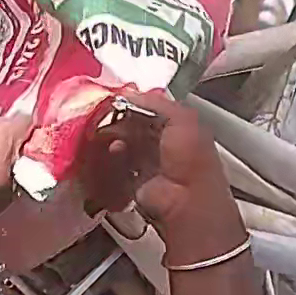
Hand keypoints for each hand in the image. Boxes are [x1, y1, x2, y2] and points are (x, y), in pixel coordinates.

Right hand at [83, 89, 246, 266]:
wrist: (184, 201)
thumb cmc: (190, 158)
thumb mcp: (182, 120)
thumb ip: (157, 103)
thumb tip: (129, 93)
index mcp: (181, 128)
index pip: (154, 109)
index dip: (136, 102)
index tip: (117, 97)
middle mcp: (165, 145)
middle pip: (137, 126)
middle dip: (121, 119)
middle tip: (105, 112)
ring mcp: (150, 163)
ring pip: (127, 143)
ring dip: (116, 136)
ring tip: (105, 130)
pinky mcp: (136, 181)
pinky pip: (121, 164)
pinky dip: (114, 156)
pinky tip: (111, 150)